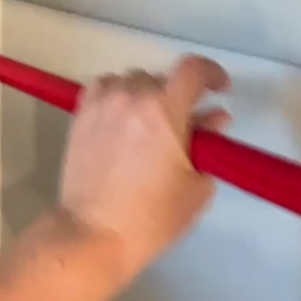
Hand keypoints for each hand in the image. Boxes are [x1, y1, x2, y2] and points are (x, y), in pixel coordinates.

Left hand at [57, 56, 230, 278]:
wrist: (95, 231)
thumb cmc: (152, 216)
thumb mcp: (195, 186)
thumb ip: (207, 145)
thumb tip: (214, 119)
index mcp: (164, 110)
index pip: (192, 69)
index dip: (211, 72)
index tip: (219, 89)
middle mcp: (131, 96)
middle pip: (160, 78)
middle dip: (176, 97)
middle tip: (181, 126)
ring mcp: (102, 103)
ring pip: (129, 80)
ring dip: (145, 94)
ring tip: (148, 124)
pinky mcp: (80, 114)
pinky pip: (102, 86)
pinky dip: (116, 94)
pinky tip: (120, 117)